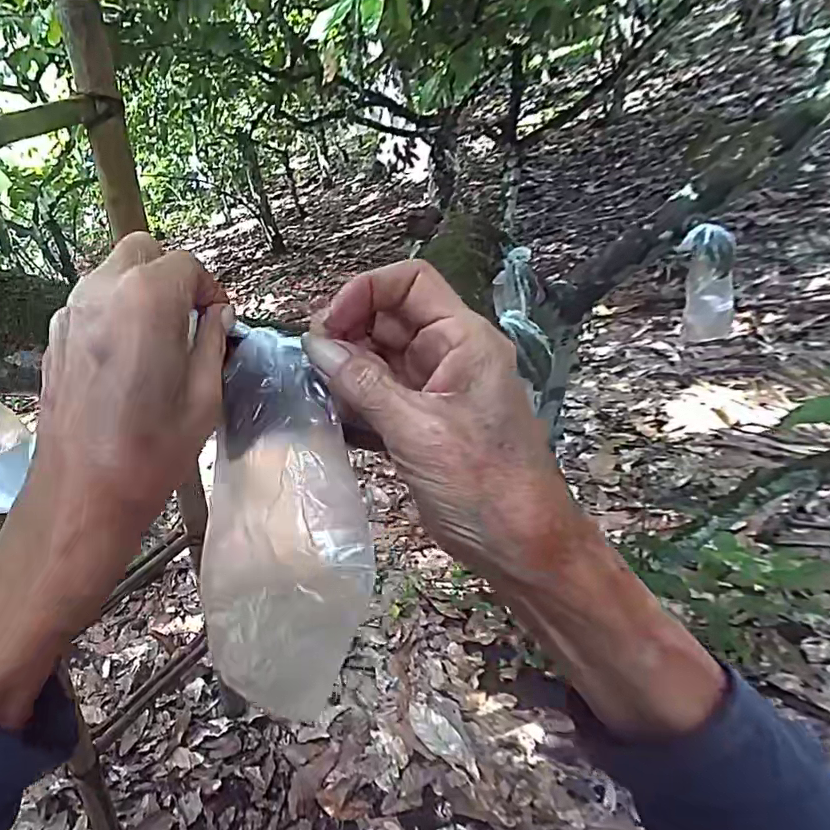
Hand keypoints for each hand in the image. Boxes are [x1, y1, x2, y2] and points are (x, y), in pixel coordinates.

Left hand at [0, 233, 229, 728]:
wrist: (81, 495)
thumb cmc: (152, 453)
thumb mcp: (204, 399)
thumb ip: (213, 343)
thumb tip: (217, 314)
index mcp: (145, 300)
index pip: (186, 265)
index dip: (210, 289)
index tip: (221, 321)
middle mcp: (100, 292)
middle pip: (142, 251)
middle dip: (172, 275)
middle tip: (191, 320)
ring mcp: (69, 313)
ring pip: (111, 273)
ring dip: (141, 290)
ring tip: (160, 340)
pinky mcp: (53, 338)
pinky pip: (90, 303)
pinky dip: (114, 311)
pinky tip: (127, 357)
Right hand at [304, 260, 724, 738]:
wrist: (519, 546)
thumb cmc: (481, 483)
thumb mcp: (418, 429)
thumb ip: (364, 383)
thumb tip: (315, 345)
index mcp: (463, 340)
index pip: (409, 282)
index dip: (362, 293)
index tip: (323, 329)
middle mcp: (448, 356)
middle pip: (387, 319)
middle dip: (345, 335)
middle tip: (309, 368)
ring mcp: (433, 391)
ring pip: (378, 360)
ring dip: (344, 372)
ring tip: (314, 395)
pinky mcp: (420, 424)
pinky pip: (379, 397)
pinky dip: (354, 403)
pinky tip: (331, 420)